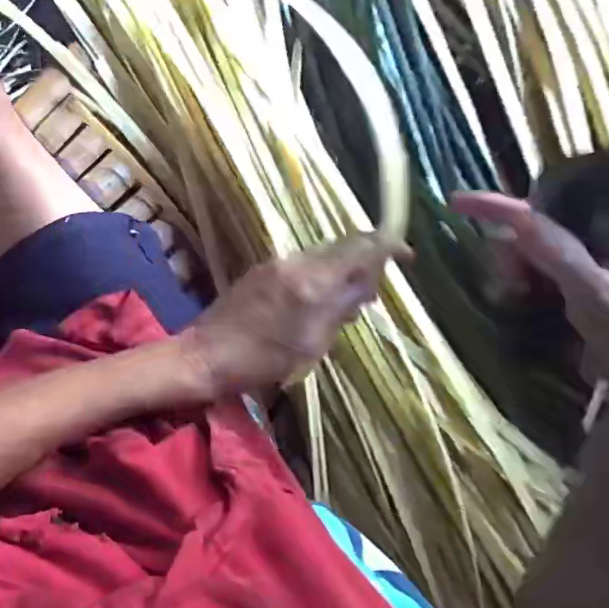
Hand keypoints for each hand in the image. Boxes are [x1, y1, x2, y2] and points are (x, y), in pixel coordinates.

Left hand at [174, 233, 407, 399]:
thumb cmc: (259, 360)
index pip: (359, 247)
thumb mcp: (311, 344)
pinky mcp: (259, 272)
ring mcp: (273, 264)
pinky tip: (318, 302)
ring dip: (340, 271)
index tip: (405, 257)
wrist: (203, 357)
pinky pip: (301, 266)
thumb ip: (340, 309)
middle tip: (372, 292)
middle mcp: (294, 262)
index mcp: (311, 280)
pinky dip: (319, 276)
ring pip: (321, 256)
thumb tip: (366, 283)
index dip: (387, 246)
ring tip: (347, 303)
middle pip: (341, 248)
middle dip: (364, 262)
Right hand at [450, 192, 608, 430]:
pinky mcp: (588, 313)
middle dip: (511, 253)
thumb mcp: (605, 300)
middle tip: (509, 285)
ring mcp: (594, 284)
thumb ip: (560, 256)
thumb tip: (514, 217)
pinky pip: (542, 289)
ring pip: (535, 263)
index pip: (549, 210)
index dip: (502, 205)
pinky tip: (529, 316)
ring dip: (516, 278)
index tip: (456, 202)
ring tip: (518, 304)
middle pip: (536, 236)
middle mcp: (603, 254)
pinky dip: (526, 296)